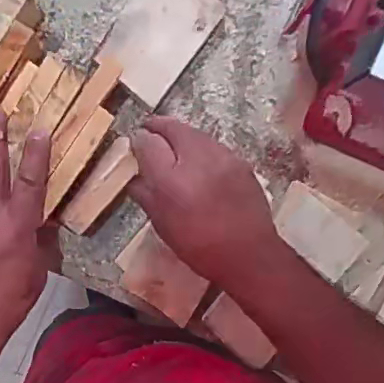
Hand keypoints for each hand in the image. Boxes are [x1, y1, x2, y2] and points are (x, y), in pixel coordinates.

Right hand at [128, 116, 282, 287]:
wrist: (249, 254)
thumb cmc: (199, 247)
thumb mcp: (163, 224)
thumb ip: (146, 194)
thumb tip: (135, 176)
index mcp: (171, 179)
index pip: (147, 141)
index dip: (139, 140)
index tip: (136, 144)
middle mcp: (198, 159)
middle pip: (174, 128)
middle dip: (160, 128)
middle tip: (152, 133)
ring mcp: (224, 158)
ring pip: (197, 135)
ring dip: (183, 137)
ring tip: (176, 150)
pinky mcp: (242, 163)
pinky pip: (216, 148)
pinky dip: (203, 150)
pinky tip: (202, 166)